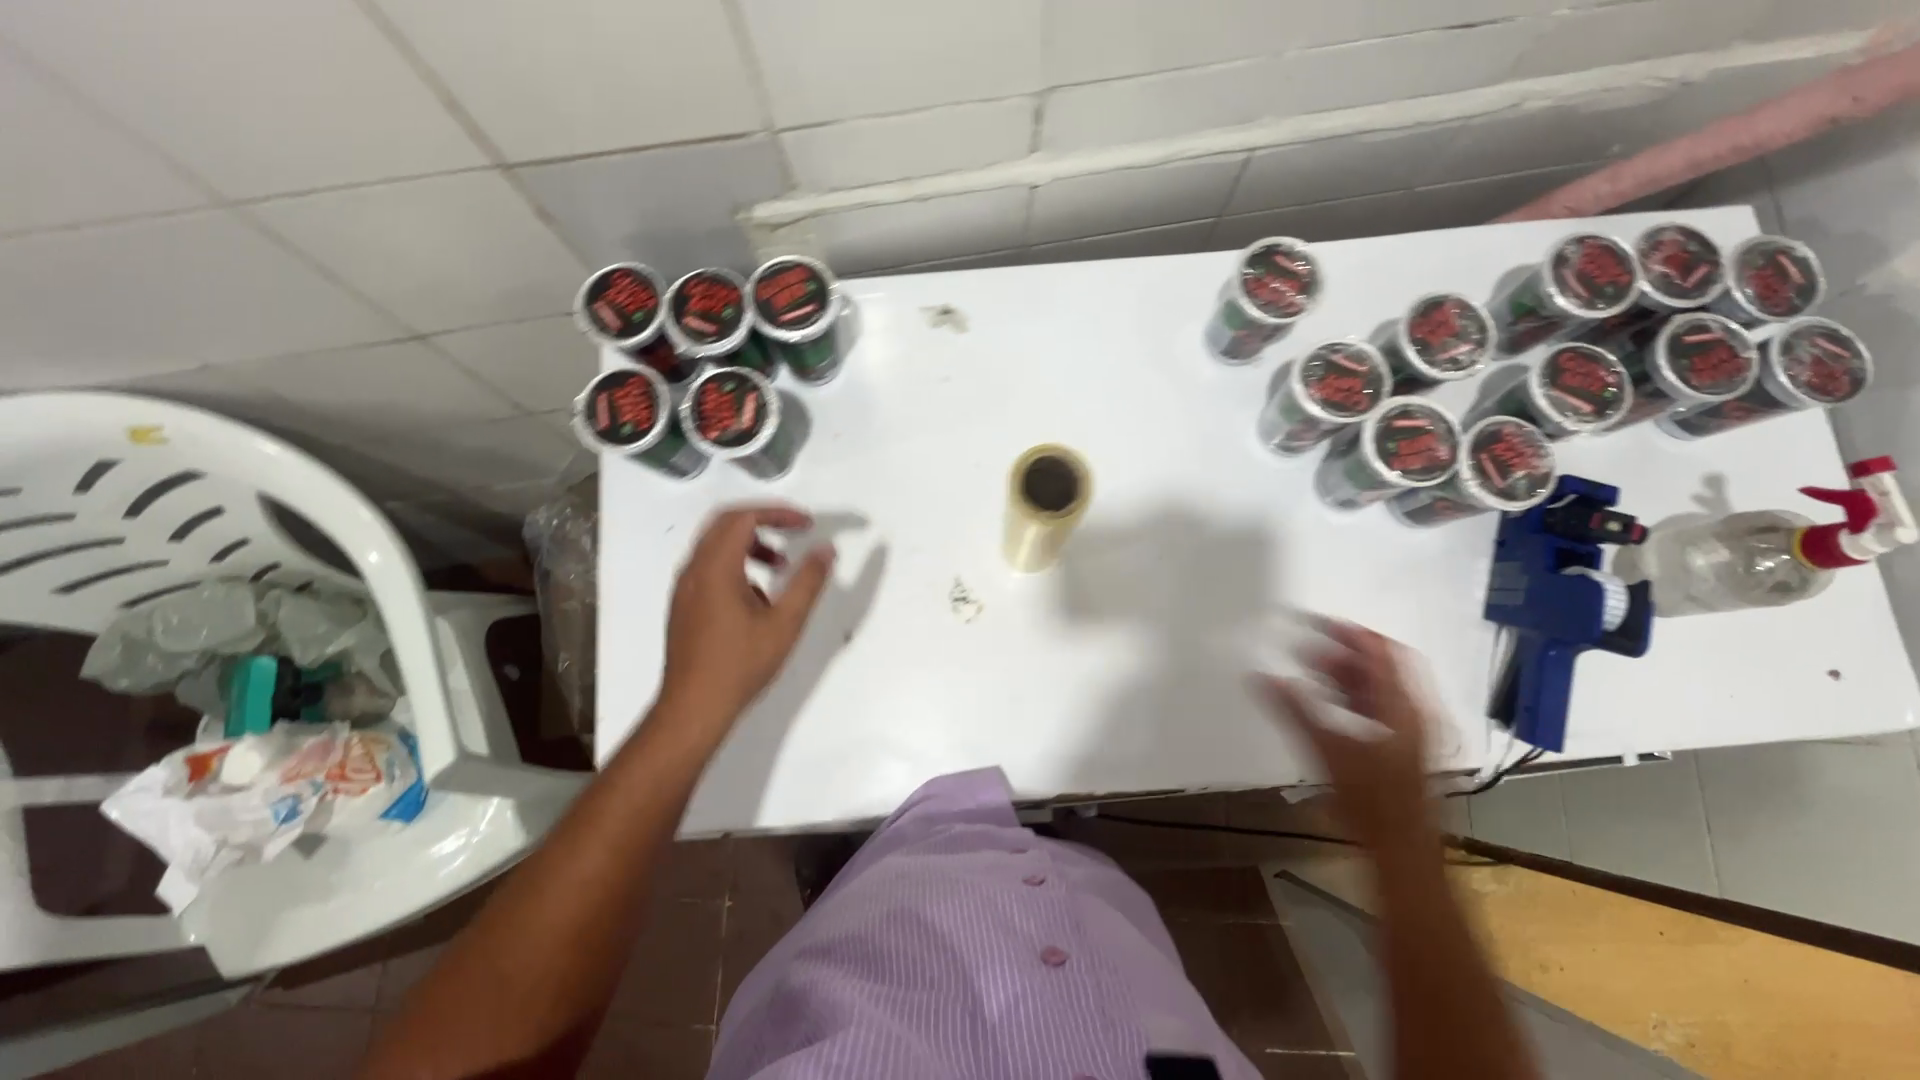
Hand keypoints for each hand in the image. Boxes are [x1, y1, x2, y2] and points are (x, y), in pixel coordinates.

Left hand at [658, 504, 834, 726]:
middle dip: (763, 521)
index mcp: (715, 567)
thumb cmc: (740, 665)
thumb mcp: (785, 624)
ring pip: (715, 546)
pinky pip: (708, 567)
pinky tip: (758, 598)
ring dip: (750, 544)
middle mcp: (694, 570)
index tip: (807, 524)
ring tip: (781, 566)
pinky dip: (736, 564)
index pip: (744, 518)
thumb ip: (808, 582)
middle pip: (725, 524)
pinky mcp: (683, 606)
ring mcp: (684, 589)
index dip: (778, 513)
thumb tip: (826, 550)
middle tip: (794, 531)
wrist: (693, 707)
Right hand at [1256, 620, 1437, 849]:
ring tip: (1310, 672)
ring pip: (1382, 690)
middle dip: (1344, 654)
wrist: (1402, 851)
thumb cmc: (1370, 803)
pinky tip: (1325, 704)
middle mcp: (1414, 714)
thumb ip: (1294, 709)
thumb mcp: (1327, 751)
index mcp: (1403, 708)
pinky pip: (1381, 709)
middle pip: (1383, 669)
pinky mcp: (1404, 750)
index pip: (1383, 652)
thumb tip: (1262, 676)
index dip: (1352, 633)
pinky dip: (1354, 698)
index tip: (1318, 623)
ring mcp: (1413, 733)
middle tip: (1306, 650)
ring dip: (1347, 676)